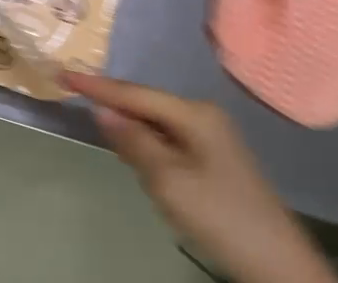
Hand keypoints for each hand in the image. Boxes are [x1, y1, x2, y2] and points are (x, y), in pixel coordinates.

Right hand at [64, 73, 337, 282]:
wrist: (276, 263)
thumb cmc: (219, 215)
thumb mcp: (168, 180)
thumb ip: (133, 141)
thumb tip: (102, 110)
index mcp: (194, 114)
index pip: (134, 93)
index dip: (96, 85)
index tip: (61, 73)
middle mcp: (204, 116)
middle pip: (146, 103)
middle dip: (112, 100)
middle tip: (72, 91)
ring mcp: (212, 138)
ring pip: (156, 123)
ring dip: (128, 123)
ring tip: (94, 116)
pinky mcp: (213, 160)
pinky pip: (168, 140)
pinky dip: (146, 143)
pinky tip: (133, 151)